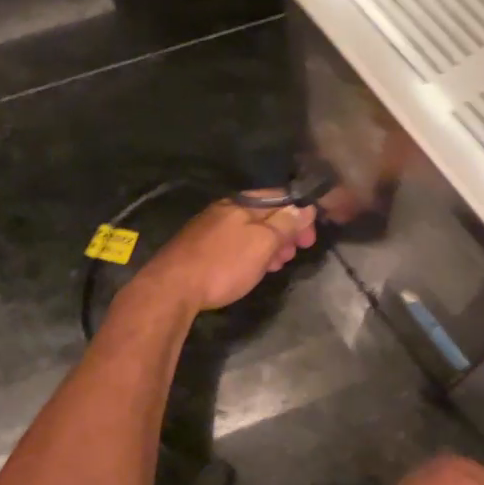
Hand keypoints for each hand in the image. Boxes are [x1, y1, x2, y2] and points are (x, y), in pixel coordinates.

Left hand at [128, 193, 318, 313]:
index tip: (310, 235)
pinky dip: (252, 252)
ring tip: (278, 264)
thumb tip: (304, 206)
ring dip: (270, 244)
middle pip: (265, 213)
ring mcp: (210, 227)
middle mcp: (225, 209)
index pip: (279, 196)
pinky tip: (254, 268)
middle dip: (286, 230)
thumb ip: (284, 224)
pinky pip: (235, 242)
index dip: (300, 212)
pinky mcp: (201, 247)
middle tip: (297, 252)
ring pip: (250, 230)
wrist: (172, 288)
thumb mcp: (262, 243)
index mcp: (241, 203)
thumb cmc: (223, 264)